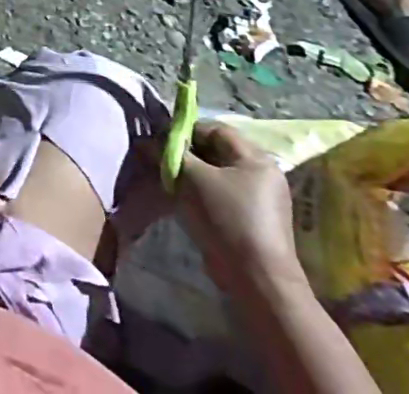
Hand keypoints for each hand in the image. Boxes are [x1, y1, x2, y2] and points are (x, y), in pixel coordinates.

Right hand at [175, 121, 301, 298]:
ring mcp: (259, 198)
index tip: (162, 142)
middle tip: (161, 161)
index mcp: (256, 159)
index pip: (216, 129)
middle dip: (186, 153)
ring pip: (217, 173)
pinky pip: (221, 192)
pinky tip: (184, 200)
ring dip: (191, 173)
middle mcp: (262, 174)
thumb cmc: (226, 218)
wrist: (256, 278)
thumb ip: (169, 154)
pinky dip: (201, 191)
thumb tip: (145, 141)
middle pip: (217, 150)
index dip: (187, 131)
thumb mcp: (192, 179)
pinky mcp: (252, 217)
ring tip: (169, 181)